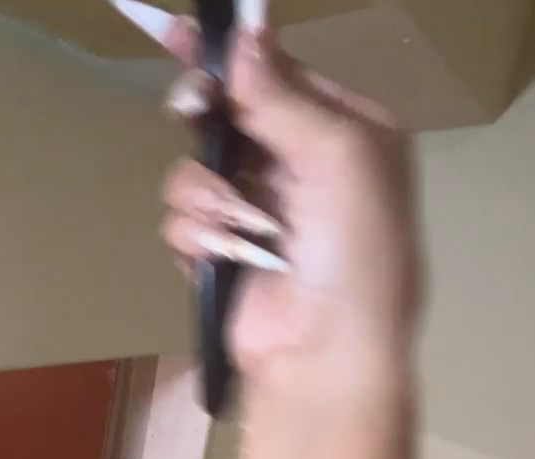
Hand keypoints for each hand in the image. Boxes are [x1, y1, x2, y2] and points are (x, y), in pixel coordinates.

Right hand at [134, 10, 425, 409]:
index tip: (179, 31)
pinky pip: (181, 226)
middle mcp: (288, 166)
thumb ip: (284, 99)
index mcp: (335, 130)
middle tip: (193, 115)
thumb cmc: (355, 250)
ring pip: (190, 177)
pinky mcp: (216, 254)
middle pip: (220, 120)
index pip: (271, 74)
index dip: (227, 53)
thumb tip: (247, 33)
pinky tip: (226, 259)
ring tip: (244, 232)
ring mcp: (249, 213)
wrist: (324, 349)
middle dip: (207, 124)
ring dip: (208, 201)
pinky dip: (199, 241)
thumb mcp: (337, 158)